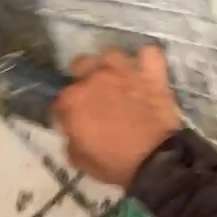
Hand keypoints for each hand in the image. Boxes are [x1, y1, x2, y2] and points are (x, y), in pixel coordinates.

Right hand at [51, 46, 182, 187]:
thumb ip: (70, 140)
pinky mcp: (151, 75)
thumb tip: (71, 131)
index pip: (60, 100)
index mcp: (73, 100)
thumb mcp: (79, 160)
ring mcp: (124, 73)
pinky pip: (150, 54)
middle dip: (81, 78)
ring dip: (110, 65)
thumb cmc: (114, 163)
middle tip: (92, 96)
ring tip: (115, 78)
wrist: (156, 162)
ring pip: (111, 55)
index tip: (72, 123)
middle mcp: (94, 78)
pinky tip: (145, 68)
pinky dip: (147, 59)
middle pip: (80, 66)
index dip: (65, 112)